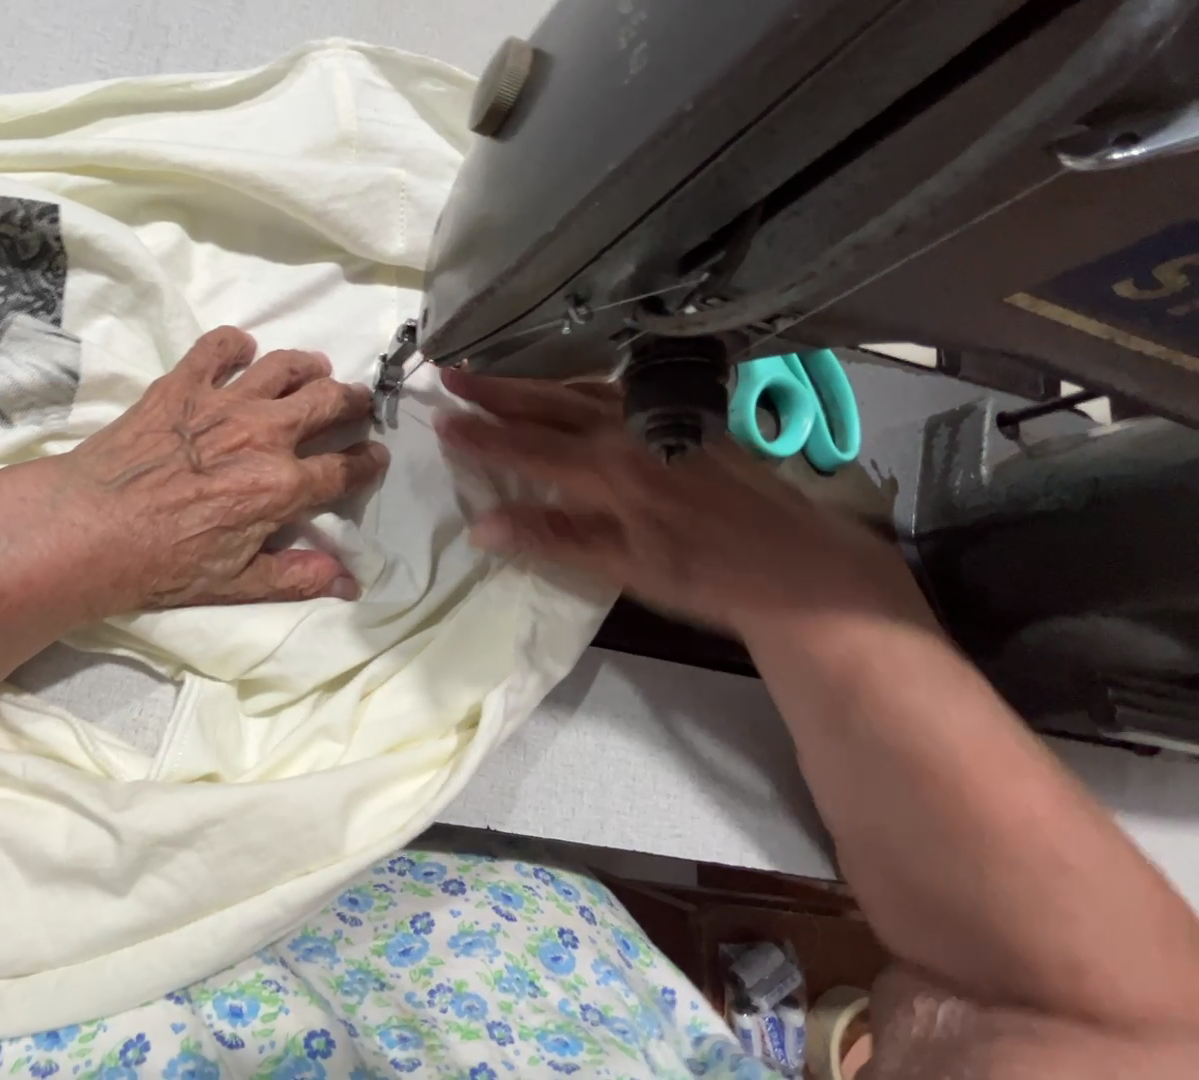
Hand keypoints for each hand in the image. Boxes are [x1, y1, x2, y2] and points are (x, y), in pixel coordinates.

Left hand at [34, 326, 387, 614]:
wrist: (88, 527)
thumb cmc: (161, 564)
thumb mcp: (234, 584)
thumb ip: (295, 578)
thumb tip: (349, 583)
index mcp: (280, 487)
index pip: (343, 470)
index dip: (366, 463)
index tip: (375, 457)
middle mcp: (262, 435)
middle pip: (326, 403)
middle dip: (352, 402)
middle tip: (358, 404)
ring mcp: (222, 402)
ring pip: (283, 366)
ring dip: (308, 366)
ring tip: (316, 370)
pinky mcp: (181, 383)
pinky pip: (218, 346)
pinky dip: (236, 343)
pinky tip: (242, 351)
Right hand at [434, 367, 932, 638]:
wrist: (801, 568)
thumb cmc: (706, 577)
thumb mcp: (622, 568)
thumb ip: (552, 538)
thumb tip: (482, 525)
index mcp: (609, 471)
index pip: (527, 448)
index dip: (480, 436)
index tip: (439, 420)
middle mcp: (630, 434)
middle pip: (550, 405)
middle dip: (495, 390)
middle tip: (450, 372)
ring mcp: (660, 425)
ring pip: (583, 393)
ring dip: (533, 385)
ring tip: (494, 379)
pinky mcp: (685, 426)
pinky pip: (615, 397)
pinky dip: (577, 389)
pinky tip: (573, 392)